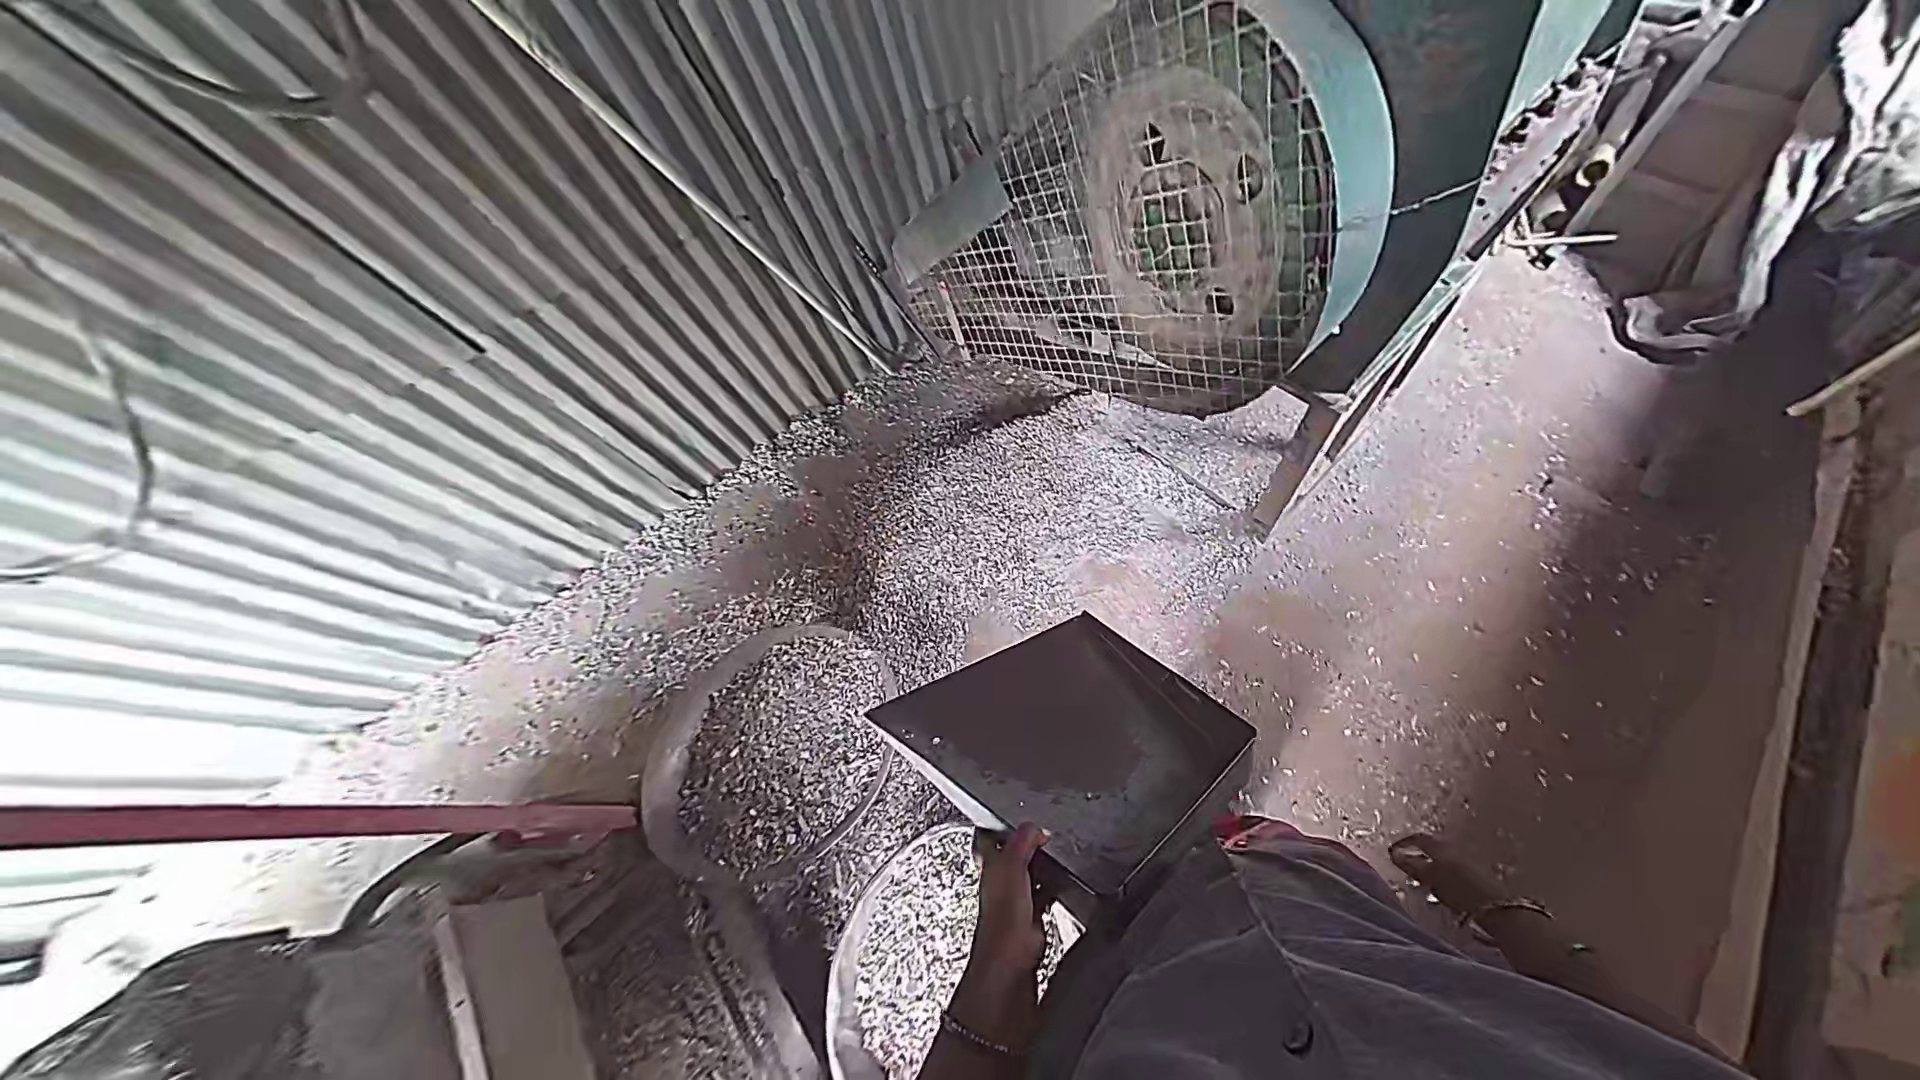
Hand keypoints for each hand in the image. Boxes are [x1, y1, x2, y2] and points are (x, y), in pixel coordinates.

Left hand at [945, 823, 1048, 1051]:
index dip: (1006, 827)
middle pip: (1015, 855)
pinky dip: (1052, 888)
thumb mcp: (1012, 865)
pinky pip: (1044, 894)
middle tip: (1043, 838)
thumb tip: (1034, 827)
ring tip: (1054, 857)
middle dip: (1029, 846)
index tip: (1024, 821)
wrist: (1012, 958)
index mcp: (991, 865)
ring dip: (1042, 867)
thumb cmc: (1002, 917)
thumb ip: (1023, 842)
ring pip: (1030, 873)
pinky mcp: (1032, 915)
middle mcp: (1001, 880)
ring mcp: (1016, 898)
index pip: (994, 838)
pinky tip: (1060, 885)